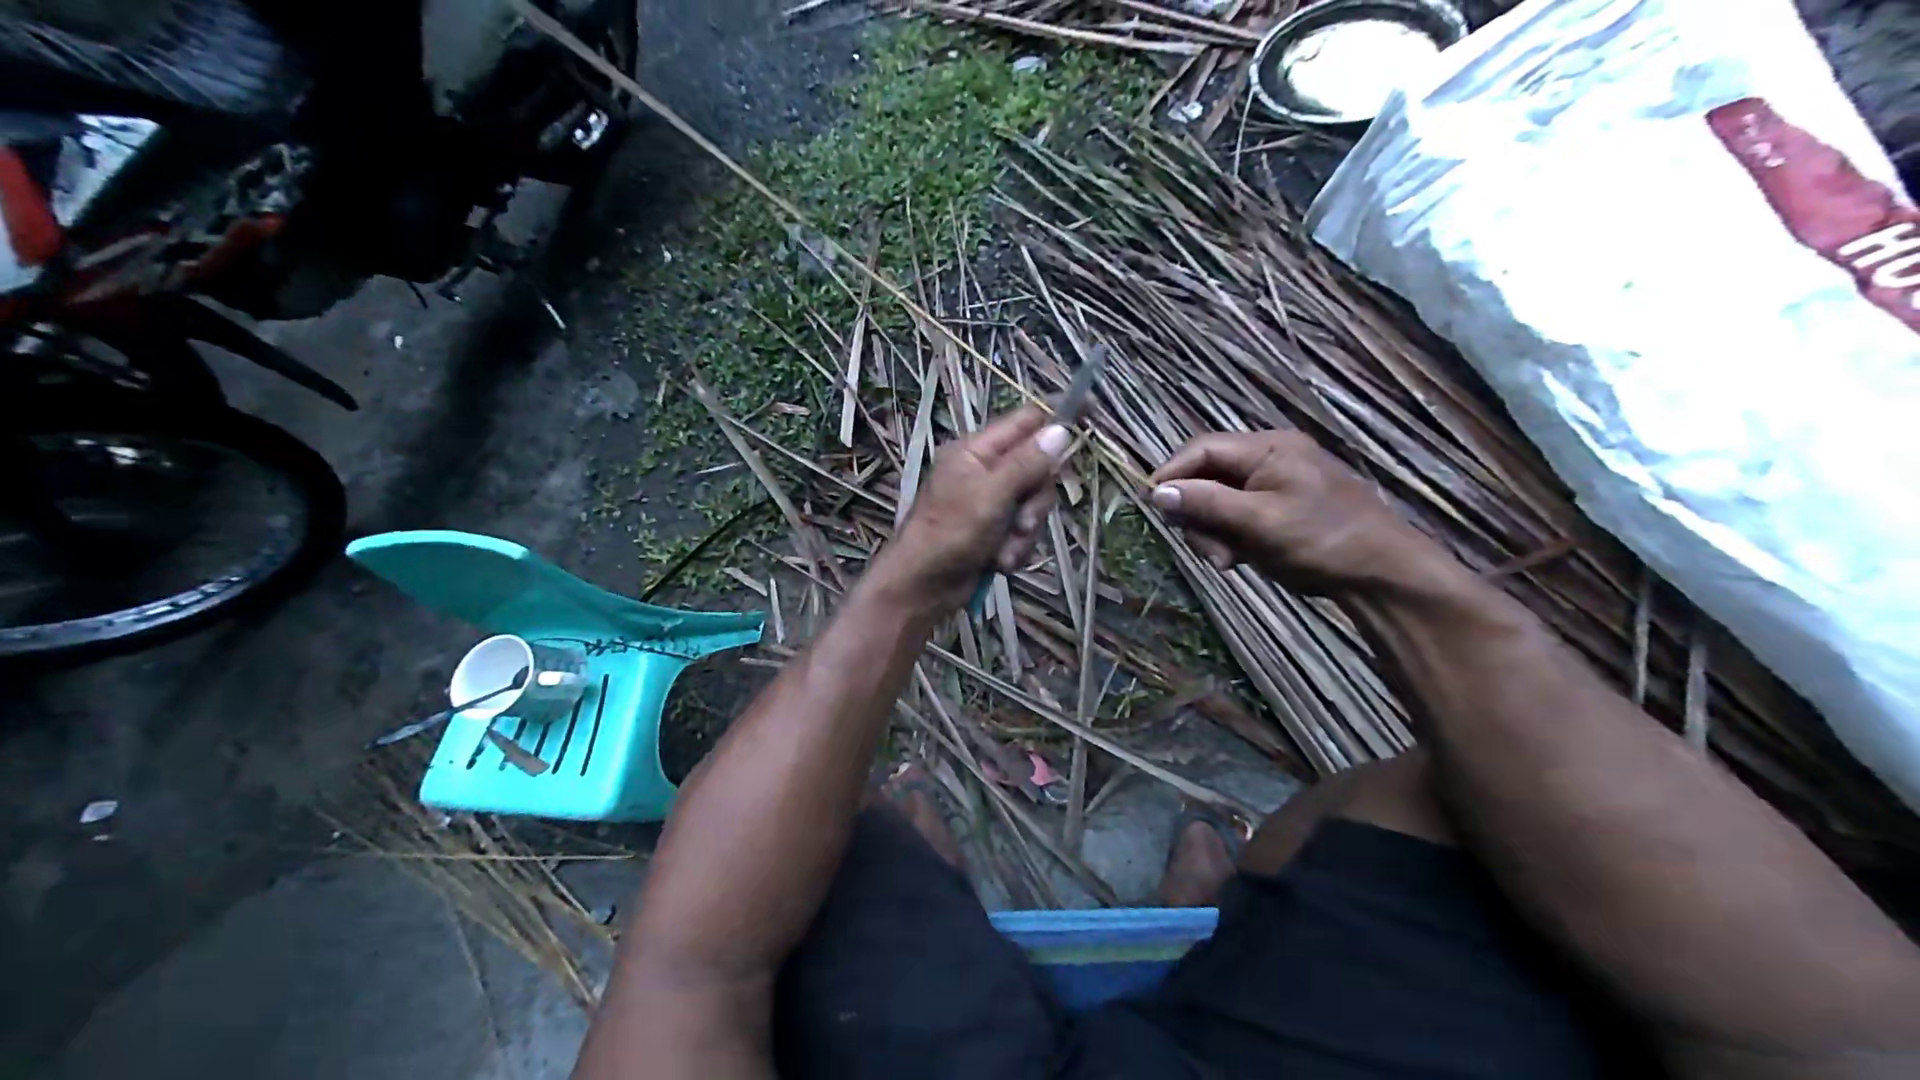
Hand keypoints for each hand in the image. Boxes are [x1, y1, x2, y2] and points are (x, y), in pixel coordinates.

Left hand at [873, 407, 1070, 615]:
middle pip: (1038, 469)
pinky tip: (998, 562)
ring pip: (1033, 505)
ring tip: (1003, 551)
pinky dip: (1014, 549)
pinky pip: (1022, 532)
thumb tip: (1061, 430)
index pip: (1026, 422)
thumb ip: (1027, 463)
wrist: (922, 587)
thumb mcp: (991, 494)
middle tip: (1022, 522)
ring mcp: (990, 502)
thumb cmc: (950, 533)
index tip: (1090, 416)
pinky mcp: (994, 531)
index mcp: (977, 450)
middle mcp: (985, 471)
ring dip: (1024, 533)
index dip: (1056, 421)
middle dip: (1035, 502)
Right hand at [1148, 430, 1465, 596]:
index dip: (1172, 473)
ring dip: (1211, 532)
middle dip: (1196, 512)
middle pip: (1206, 477)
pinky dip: (1228, 539)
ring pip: (1216, 503)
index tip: (1152, 503)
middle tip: (1202, 546)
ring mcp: (1272, 488)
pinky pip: (1234, 519)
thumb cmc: (1322, 539)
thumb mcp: (1259, 520)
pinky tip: (1237, 560)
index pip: (1203, 449)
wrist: (1382, 575)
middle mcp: (1268, 461)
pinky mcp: (1274, 513)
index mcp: (1268, 449)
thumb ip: (1207, 503)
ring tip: (1225, 560)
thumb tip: (1157, 493)